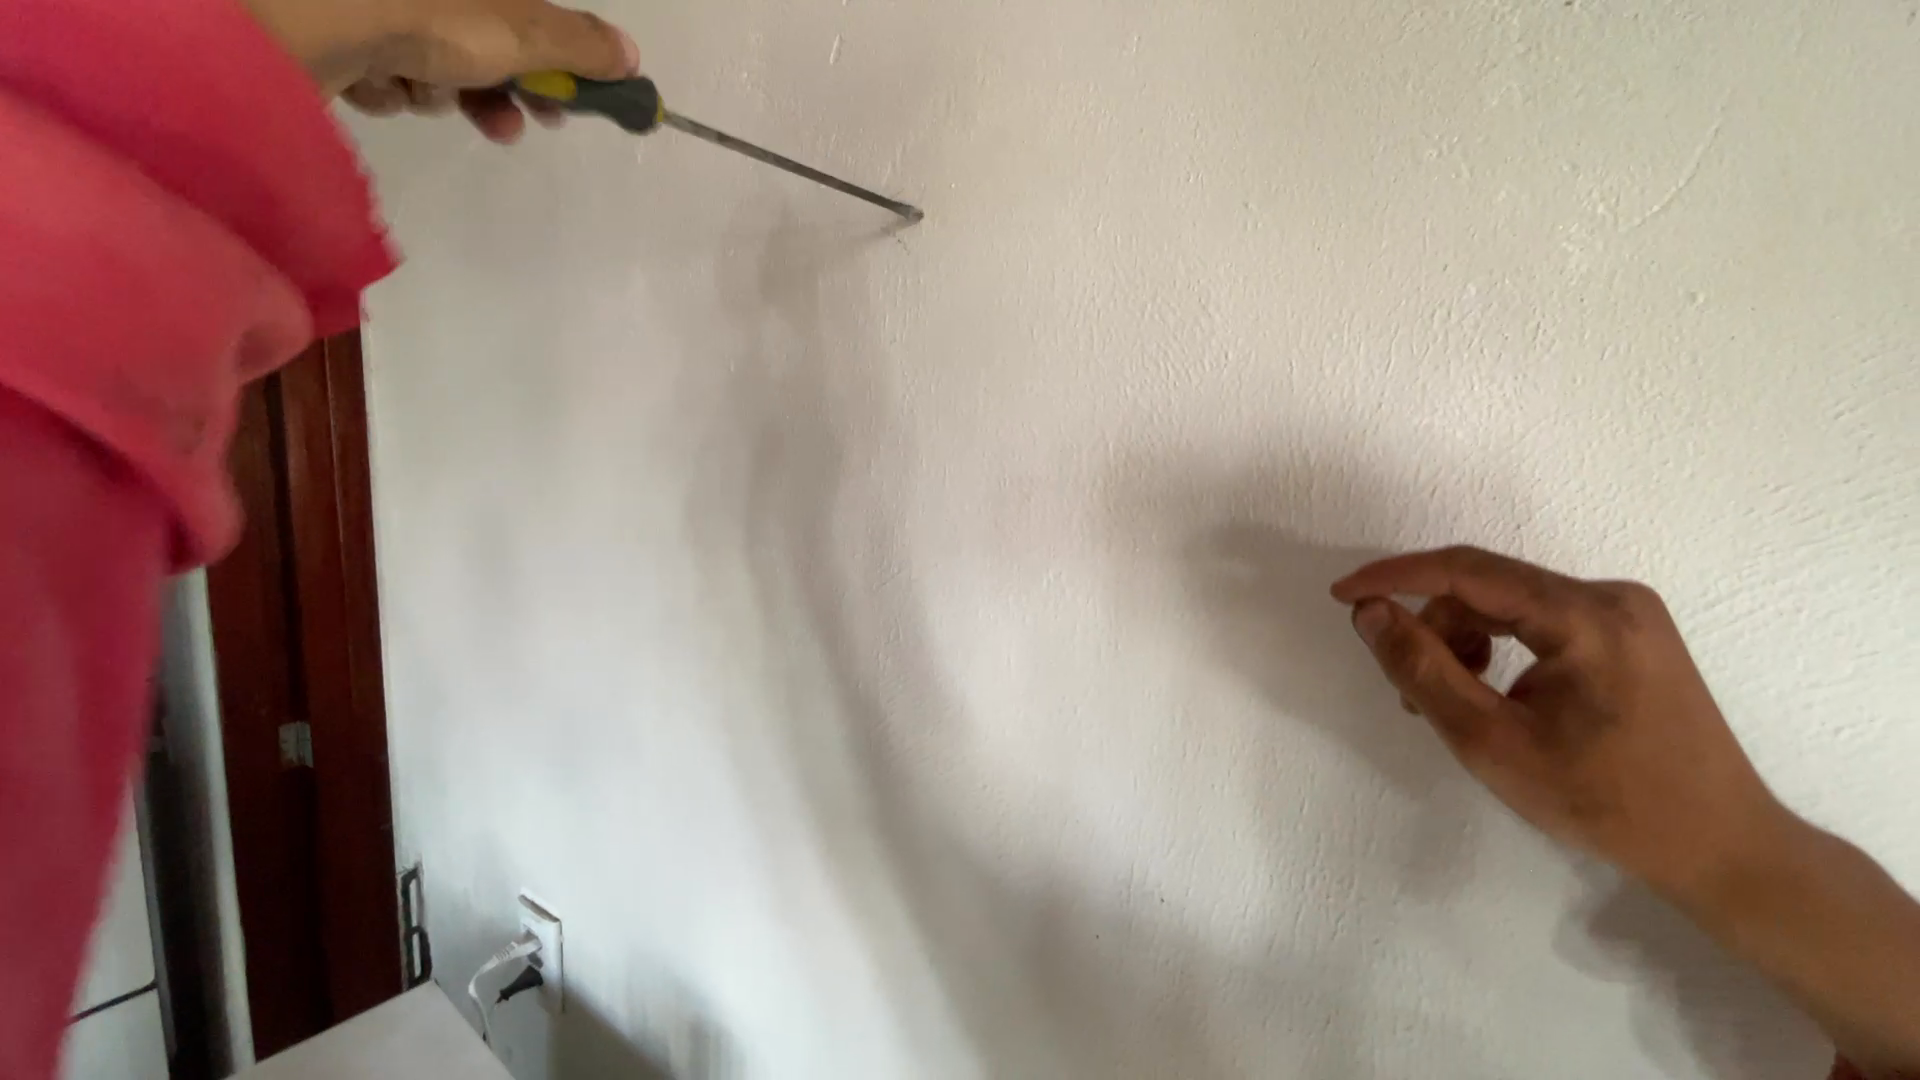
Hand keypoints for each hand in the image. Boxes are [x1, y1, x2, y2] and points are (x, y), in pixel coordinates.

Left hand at [244, 0, 639, 142]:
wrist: (296, 12)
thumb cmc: (422, 10)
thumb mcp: (520, 29)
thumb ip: (578, 44)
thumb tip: (631, 56)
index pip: (529, 20)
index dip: (557, 63)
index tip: (571, 103)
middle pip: (480, 43)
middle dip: (497, 87)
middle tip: (511, 123)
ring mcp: (372, 7)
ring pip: (431, 62)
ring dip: (440, 92)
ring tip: (425, 94)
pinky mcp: (328, 27)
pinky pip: (379, 66)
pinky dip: (387, 85)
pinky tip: (376, 82)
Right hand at [1330, 546, 1787, 899]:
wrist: (1720, 847)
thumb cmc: (1603, 801)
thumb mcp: (1490, 741)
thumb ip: (1422, 669)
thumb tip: (1369, 613)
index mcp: (1586, 616)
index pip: (1467, 570)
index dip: (1393, 577)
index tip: (1340, 595)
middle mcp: (1610, 598)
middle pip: (1486, 589)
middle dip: (1432, 628)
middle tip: (1405, 686)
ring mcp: (1624, 615)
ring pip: (1506, 605)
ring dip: (1460, 642)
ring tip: (1448, 701)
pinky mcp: (1626, 635)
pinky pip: (1534, 621)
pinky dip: (1495, 648)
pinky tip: (1489, 693)